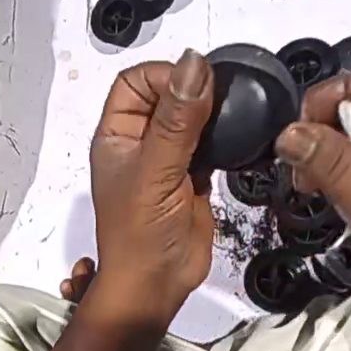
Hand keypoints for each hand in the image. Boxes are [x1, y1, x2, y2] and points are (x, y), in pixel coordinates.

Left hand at [85, 51, 216, 324]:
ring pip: (190, 119)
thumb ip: (177, 120)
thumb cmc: (138, 237)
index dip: (163, 75)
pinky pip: (209, 145)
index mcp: (116, 136)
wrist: (158, 283)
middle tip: (218, 97)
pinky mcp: (192, 178)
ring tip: (228, 118)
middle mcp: (140, 144)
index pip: (135, 82)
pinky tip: (234, 140)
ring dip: (210, 115)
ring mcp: (167, 161)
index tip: (194, 83)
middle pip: (166, 96)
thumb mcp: (156, 171)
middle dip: (192, 91)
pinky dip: (223, 139)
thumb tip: (194, 67)